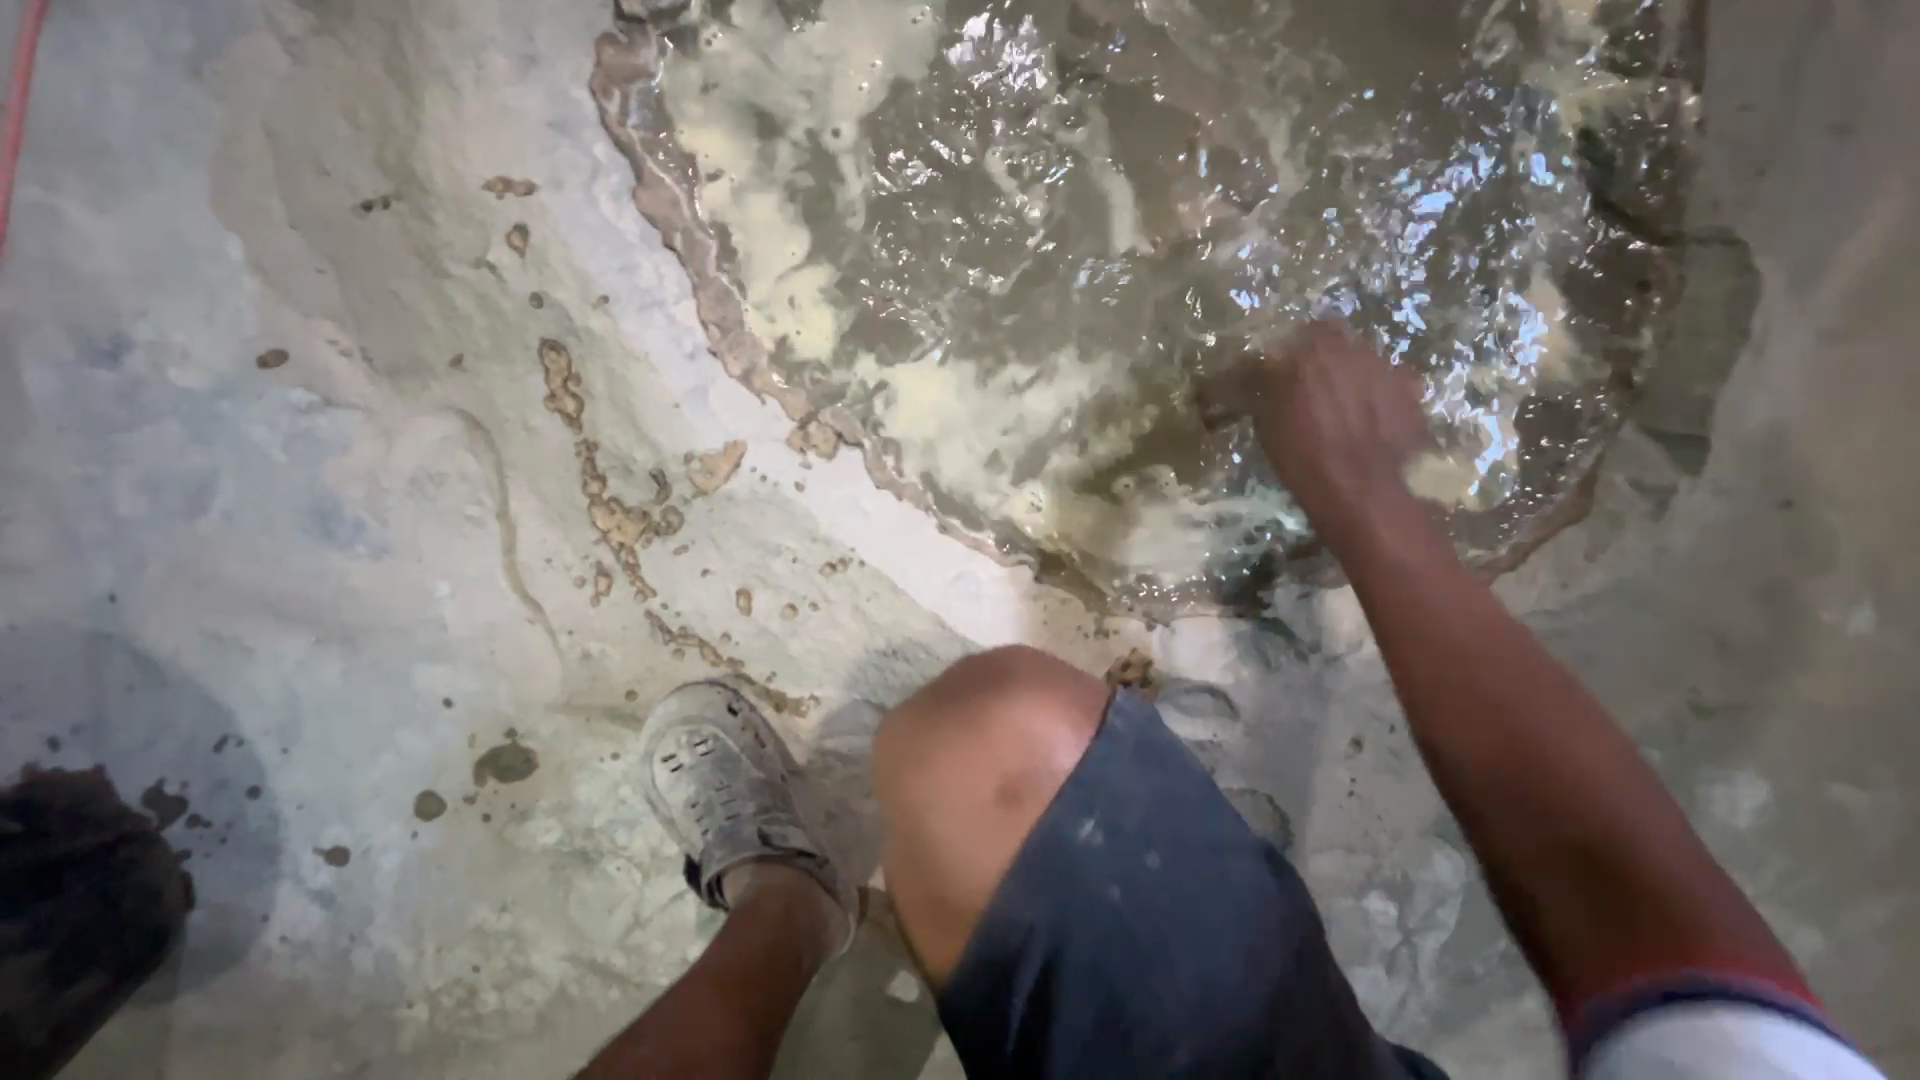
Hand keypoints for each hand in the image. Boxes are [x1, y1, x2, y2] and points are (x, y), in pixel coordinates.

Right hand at [1203, 322, 1431, 551]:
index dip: (1294, 350)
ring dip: (1352, 376)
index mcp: (1313, 351)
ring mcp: (1388, 369)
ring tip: (1344, 407)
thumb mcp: (1266, 421)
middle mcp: (1354, 350)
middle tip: (1312, 387)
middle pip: (1337, 341)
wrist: (1364, 491)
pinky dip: (1380, 396)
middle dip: (1324, 359)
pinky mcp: (1413, 393)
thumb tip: (1247, 374)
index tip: (1284, 369)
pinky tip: (1372, 419)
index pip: (1303, 332)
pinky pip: (1392, 384)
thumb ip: (1262, 387)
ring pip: (1365, 360)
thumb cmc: (1303, 458)